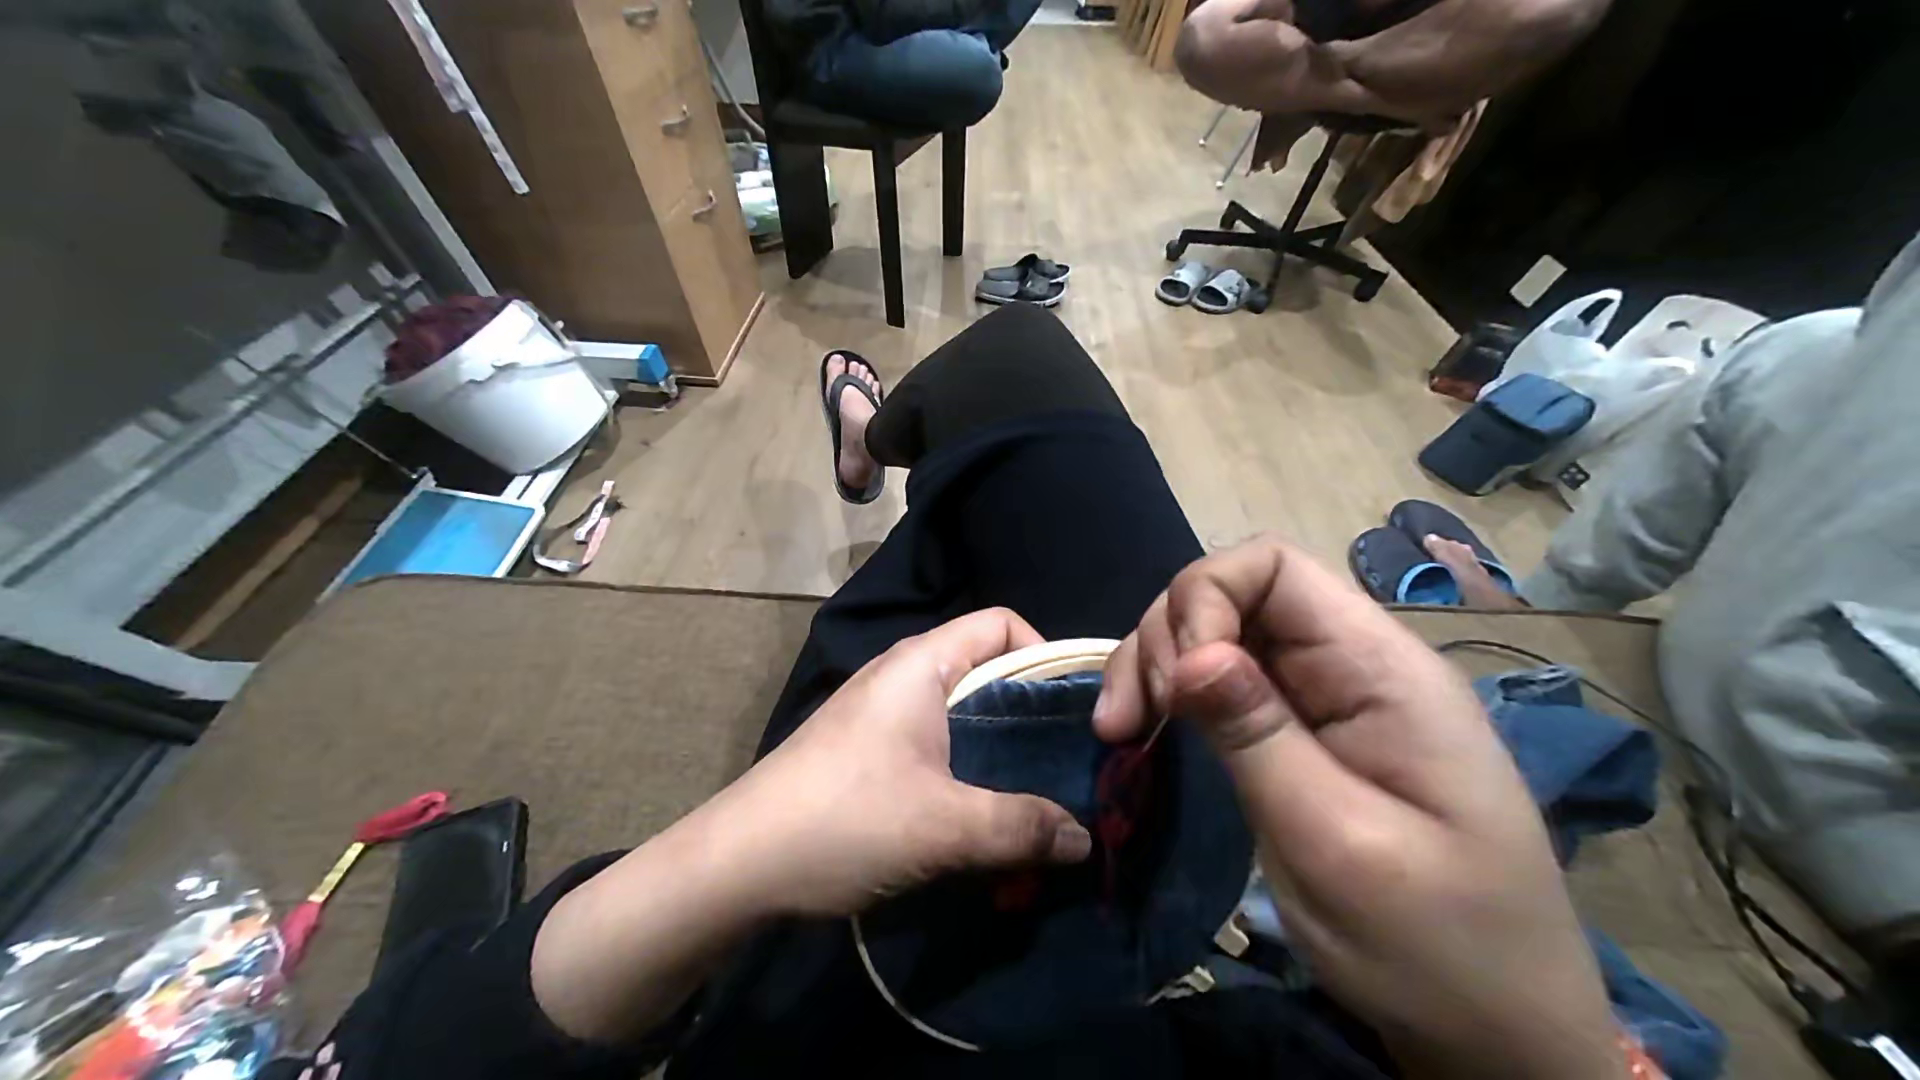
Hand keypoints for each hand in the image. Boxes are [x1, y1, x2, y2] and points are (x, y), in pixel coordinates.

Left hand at [531, 609, 1090, 1041]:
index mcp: (921, 664)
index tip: (1072, 711)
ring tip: (1034, 796)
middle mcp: (903, 674)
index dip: (1045, 653)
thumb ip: (1022, 827)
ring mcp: (882, 712)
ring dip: (1000, 749)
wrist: (735, 863)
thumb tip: (1086, 840)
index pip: (1002, 623)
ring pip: (963, 711)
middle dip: (1031, 712)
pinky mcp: (869, 748)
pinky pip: (937, 741)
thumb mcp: (944, 826)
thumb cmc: (843, 820)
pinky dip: (968, 768)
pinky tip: (981, 815)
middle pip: (987, 668)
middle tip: (1068, 764)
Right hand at [1095, 537, 1620, 1079]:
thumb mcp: (1337, 844)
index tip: (1176, 678)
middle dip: (1166, 637)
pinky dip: (1166, 695)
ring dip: (1153, 665)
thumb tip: (1189, 653)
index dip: (1206, 596)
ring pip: (1211, 633)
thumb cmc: (1435, 948)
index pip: (1274, 566)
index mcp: (1381, 668)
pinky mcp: (1292, 728)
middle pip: (1230, 593)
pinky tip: (1138, 730)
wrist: (1492, 1032)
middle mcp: (1346, 663)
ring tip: (1120, 728)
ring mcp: (1317, 696)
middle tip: (1133, 717)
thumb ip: (1259, 737)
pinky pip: (1215, 681)